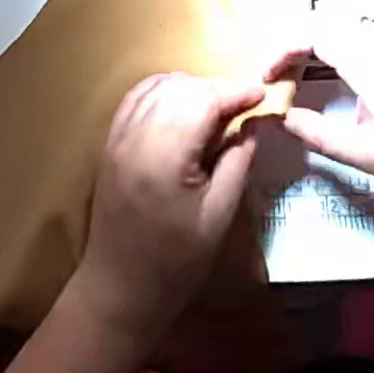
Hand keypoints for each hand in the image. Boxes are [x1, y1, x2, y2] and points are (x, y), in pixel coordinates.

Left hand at [72, 74, 263, 341]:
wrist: (119, 286)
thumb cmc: (176, 261)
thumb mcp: (219, 216)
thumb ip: (238, 163)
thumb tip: (253, 125)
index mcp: (164, 154)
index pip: (202, 99)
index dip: (234, 91)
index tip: (262, 94)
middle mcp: (136, 134)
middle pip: (180, 87)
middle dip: (216, 88)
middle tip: (245, 105)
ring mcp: (118, 134)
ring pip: (157, 86)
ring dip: (191, 86)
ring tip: (218, 106)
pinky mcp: (110, 139)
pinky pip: (138, 96)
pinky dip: (164, 90)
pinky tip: (184, 103)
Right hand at [270, 16, 373, 199]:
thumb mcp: (371, 155)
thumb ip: (320, 135)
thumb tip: (282, 117)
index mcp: (373, 61)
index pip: (312, 34)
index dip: (281, 50)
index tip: (265, 76)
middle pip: (321, 19)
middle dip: (290, 42)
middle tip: (275, 73)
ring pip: (337, 17)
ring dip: (310, 36)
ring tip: (294, 67)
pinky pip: (355, 23)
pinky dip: (330, 36)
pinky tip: (326, 62)